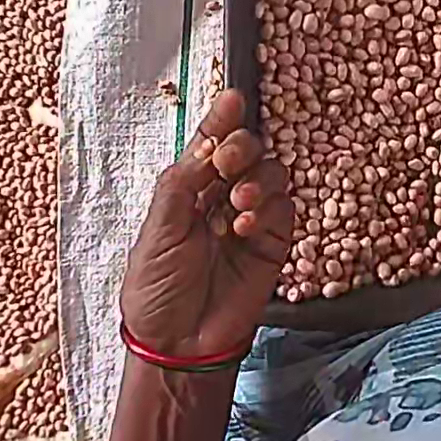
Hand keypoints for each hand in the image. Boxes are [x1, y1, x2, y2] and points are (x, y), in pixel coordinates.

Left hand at [121, 90, 293, 359]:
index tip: (233, 98)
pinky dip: (269, 210)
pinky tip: (245, 226)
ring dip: (258, 179)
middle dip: (241, 148)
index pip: (209, 145)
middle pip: (245, 152)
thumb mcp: (157, 230)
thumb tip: (208, 140)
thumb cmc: (158, 287)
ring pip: (271, 175)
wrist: (180, 342)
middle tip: (229, 162)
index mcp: (188, 189)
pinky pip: (283, 209)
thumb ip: (183, 182)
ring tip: (239, 202)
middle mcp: (221, 197)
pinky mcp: (273, 241)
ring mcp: (250, 218)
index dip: (221, 121)